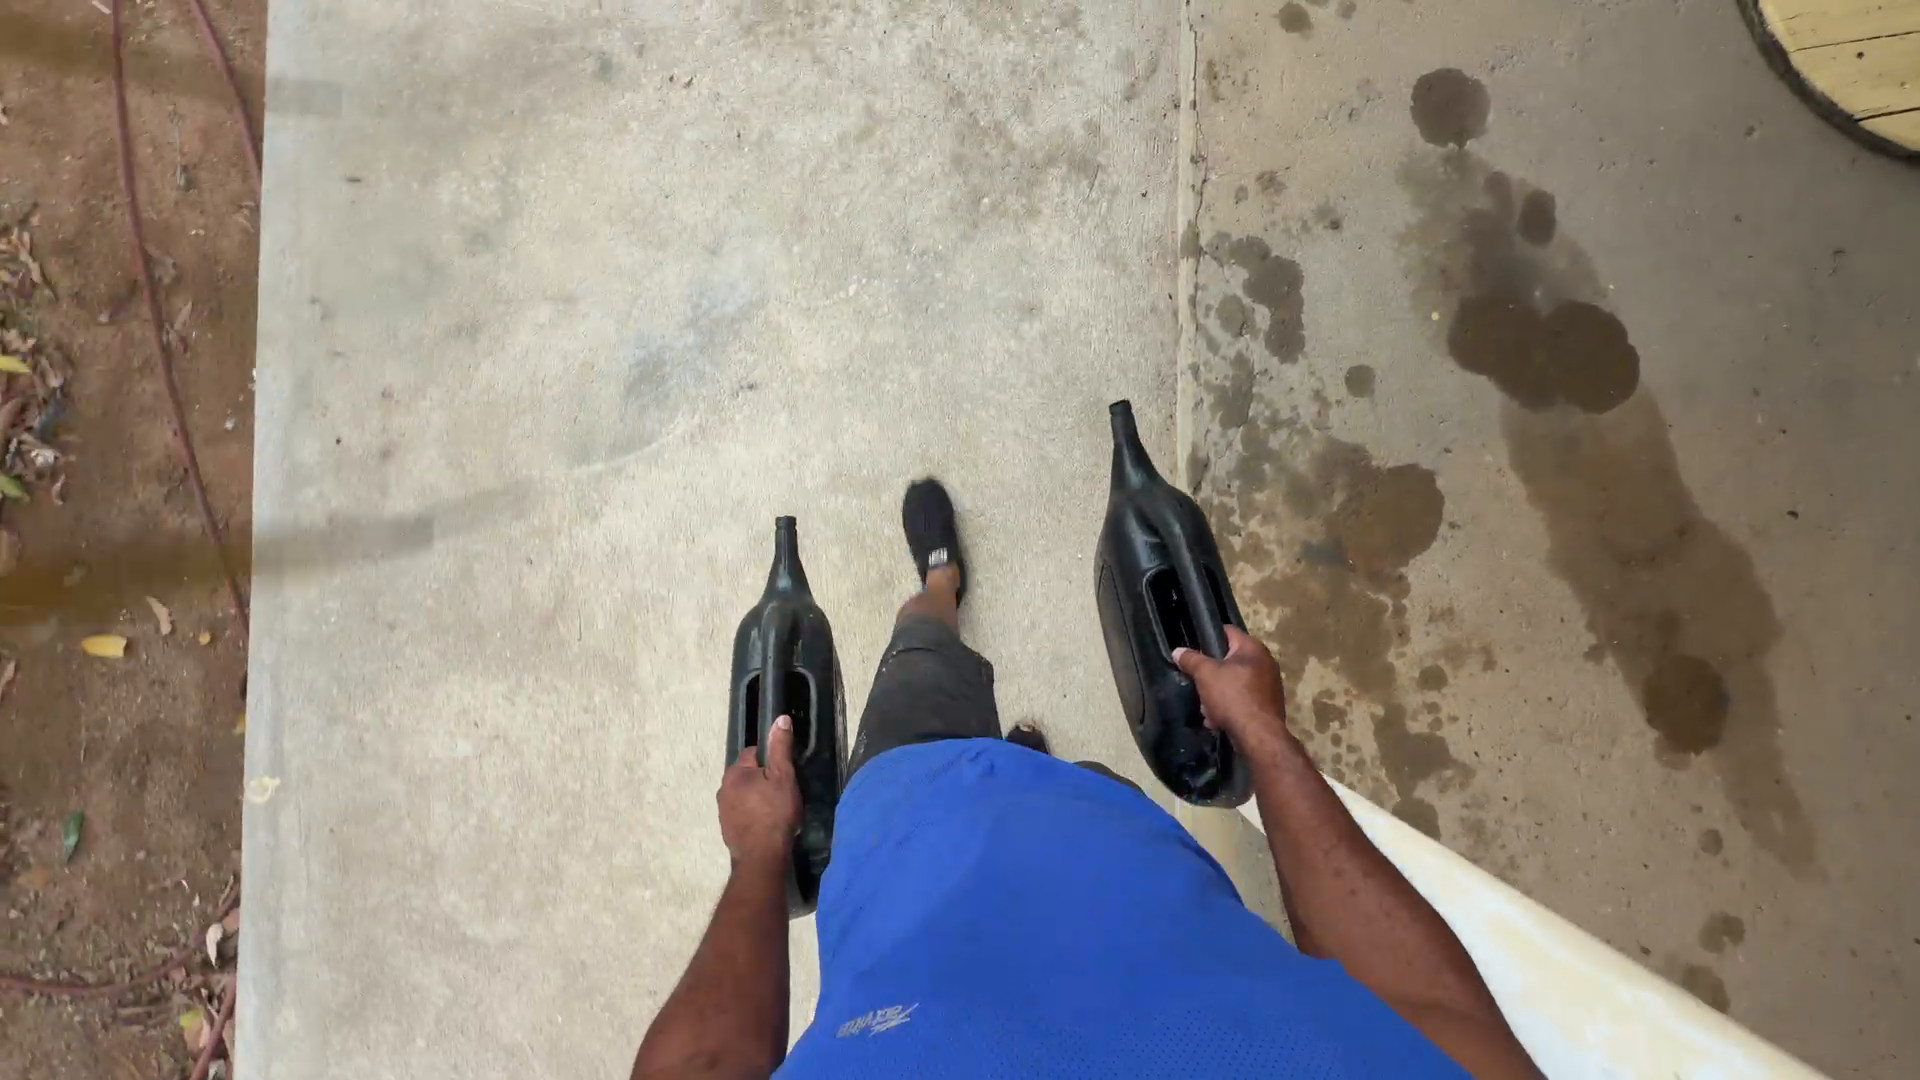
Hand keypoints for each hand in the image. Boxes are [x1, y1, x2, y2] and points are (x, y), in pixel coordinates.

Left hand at [718, 716, 800, 866]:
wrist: (762, 856)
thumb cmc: (775, 811)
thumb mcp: (783, 775)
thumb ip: (780, 747)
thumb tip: (780, 719)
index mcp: (735, 772)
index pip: (755, 753)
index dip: (772, 761)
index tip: (784, 774)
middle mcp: (723, 788)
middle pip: (749, 774)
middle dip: (764, 780)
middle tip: (783, 792)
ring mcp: (723, 810)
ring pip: (745, 794)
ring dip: (757, 798)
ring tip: (776, 810)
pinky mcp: (727, 828)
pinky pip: (742, 812)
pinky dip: (753, 814)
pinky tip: (767, 823)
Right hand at [1173, 626, 1291, 752]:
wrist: (1258, 735)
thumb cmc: (1232, 696)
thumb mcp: (1204, 674)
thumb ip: (1190, 659)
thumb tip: (1178, 651)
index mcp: (1253, 649)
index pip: (1228, 631)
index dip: (1209, 637)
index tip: (1194, 649)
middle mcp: (1266, 663)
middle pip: (1230, 660)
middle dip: (1211, 673)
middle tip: (1198, 682)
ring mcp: (1270, 686)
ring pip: (1235, 683)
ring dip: (1218, 694)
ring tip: (1206, 708)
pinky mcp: (1269, 706)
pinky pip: (1243, 700)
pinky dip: (1229, 707)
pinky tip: (1218, 720)